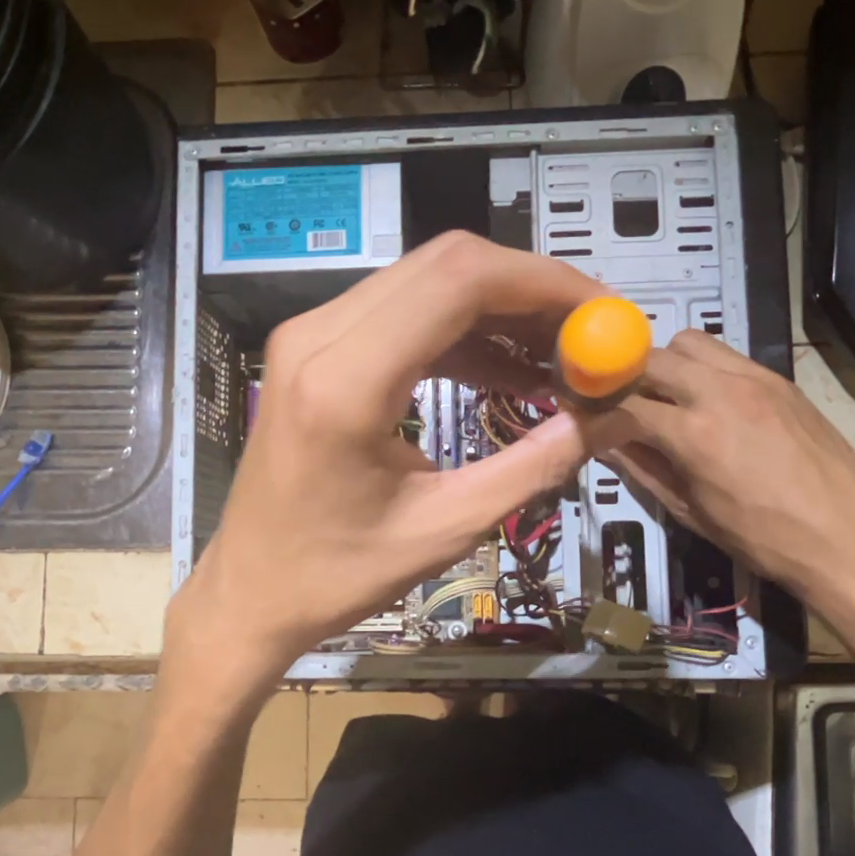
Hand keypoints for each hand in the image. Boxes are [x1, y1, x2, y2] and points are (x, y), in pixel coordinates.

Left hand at [169, 232, 611, 676]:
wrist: (250, 590)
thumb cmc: (336, 575)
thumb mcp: (445, 528)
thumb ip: (531, 467)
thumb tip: (604, 420)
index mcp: (346, 382)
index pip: (459, 281)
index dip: (543, 284)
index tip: (604, 316)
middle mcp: (320, 335)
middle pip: (446, 265)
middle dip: (530, 292)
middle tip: (590, 338)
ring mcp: (311, 335)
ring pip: (427, 281)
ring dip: (500, 311)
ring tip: (560, 359)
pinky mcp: (316, 349)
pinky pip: (403, 313)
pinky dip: (463, 332)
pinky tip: (508, 371)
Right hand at [605, 331, 854, 645]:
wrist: (848, 539)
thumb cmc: (763, 540)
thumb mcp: (690, 511)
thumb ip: (642, 468)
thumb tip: (603, 442)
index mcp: (692, 434)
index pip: (621, 403)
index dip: (591, 409)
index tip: (578, 417)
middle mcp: (718, 391)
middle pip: (648, 358)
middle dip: (623, 378)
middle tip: (616, 404)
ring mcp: (754, 378)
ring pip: (688, 342)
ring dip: (664, 363)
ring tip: (664, 397)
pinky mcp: (779, 379)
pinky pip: (725, 354)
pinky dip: (702, 368)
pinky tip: (706, 401)